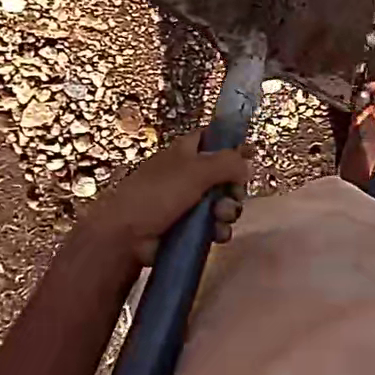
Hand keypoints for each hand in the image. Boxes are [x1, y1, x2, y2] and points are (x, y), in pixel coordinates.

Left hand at [84, 130, 252, 264]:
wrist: (126, 235)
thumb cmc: (158, 194)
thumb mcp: (196, 170)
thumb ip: (227, 163)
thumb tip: (246, 165)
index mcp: (184, 152)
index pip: (211, 138)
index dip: (230, 144)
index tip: (249, 154)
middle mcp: (186, 174)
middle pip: (223, 175)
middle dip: (233, 186)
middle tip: (233, 194)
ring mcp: (186, 203)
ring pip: (221, 202)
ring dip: (227, 210)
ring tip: (220, 218)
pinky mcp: (186, 228)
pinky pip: (212, 225)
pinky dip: (218, 229)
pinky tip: (216, 234)